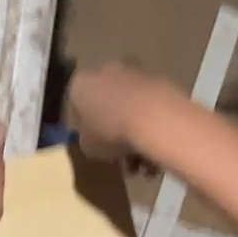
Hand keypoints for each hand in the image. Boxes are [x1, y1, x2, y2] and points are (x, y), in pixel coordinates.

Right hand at [66, 63, 185, 160]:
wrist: (155, 117)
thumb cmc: (110, 131)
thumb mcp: (88, 147)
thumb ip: (87, 140)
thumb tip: (95, 139)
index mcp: (81, 83)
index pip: (76, 106)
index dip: (83, 130)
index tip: (93, 146)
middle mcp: (106, 72)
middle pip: (107, 105)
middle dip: (114, 132)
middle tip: (121, 158)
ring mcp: (136, 74)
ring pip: (130, 109)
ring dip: (135, 136)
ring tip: (143, 165)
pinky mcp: (162, 82)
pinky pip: (151, 110)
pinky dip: (152, 129)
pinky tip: (156, 153)